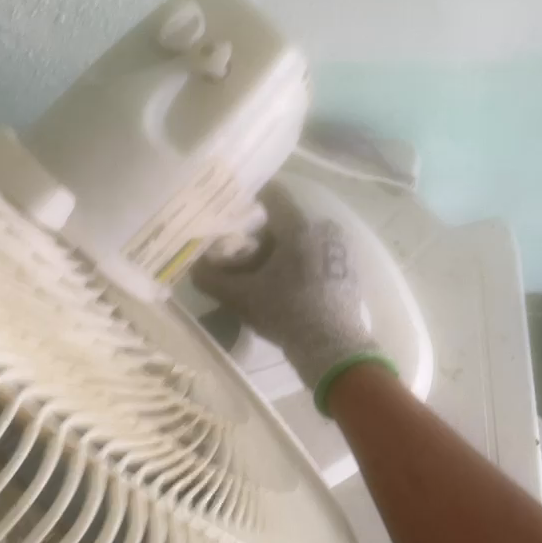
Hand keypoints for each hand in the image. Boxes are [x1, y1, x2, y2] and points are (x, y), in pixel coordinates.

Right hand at [192, 184, 387, 408]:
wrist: (332, 347)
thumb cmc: (286, 313)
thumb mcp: (241, 297)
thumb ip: (212, 278)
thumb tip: (194, 268)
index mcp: (299, 227)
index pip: (272, 195)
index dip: (248, 201)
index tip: (230, 215)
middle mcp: (323, 229)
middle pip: (282, 224)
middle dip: (258, 239)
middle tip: (237, 260)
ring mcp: (339, 249)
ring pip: (299, 242)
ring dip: (276, 255)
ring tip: (257, 280)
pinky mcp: (347, 269)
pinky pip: (315, 256)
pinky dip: (296, 265)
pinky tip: (282, 289)